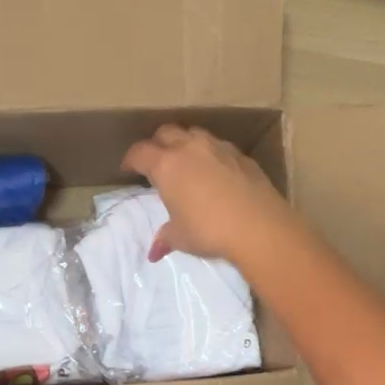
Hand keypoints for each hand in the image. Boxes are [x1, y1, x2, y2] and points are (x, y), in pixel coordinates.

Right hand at [122, 125, 297, 263]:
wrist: (257, 225)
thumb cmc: (208, 230)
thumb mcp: (180, 238)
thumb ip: (165, 238)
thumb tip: (154, 251)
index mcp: (167, 166)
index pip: (140, 152)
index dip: (131, 159)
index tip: (128, 168)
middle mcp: (189, 148)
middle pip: (165, 132)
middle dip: (156, 144)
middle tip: (155, 161)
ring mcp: (217, 147)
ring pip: (193, 133)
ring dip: (183, 142)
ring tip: (184, 162)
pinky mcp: (239, 154)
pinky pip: (217, 146)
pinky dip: (208, 153)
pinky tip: (213, 171)